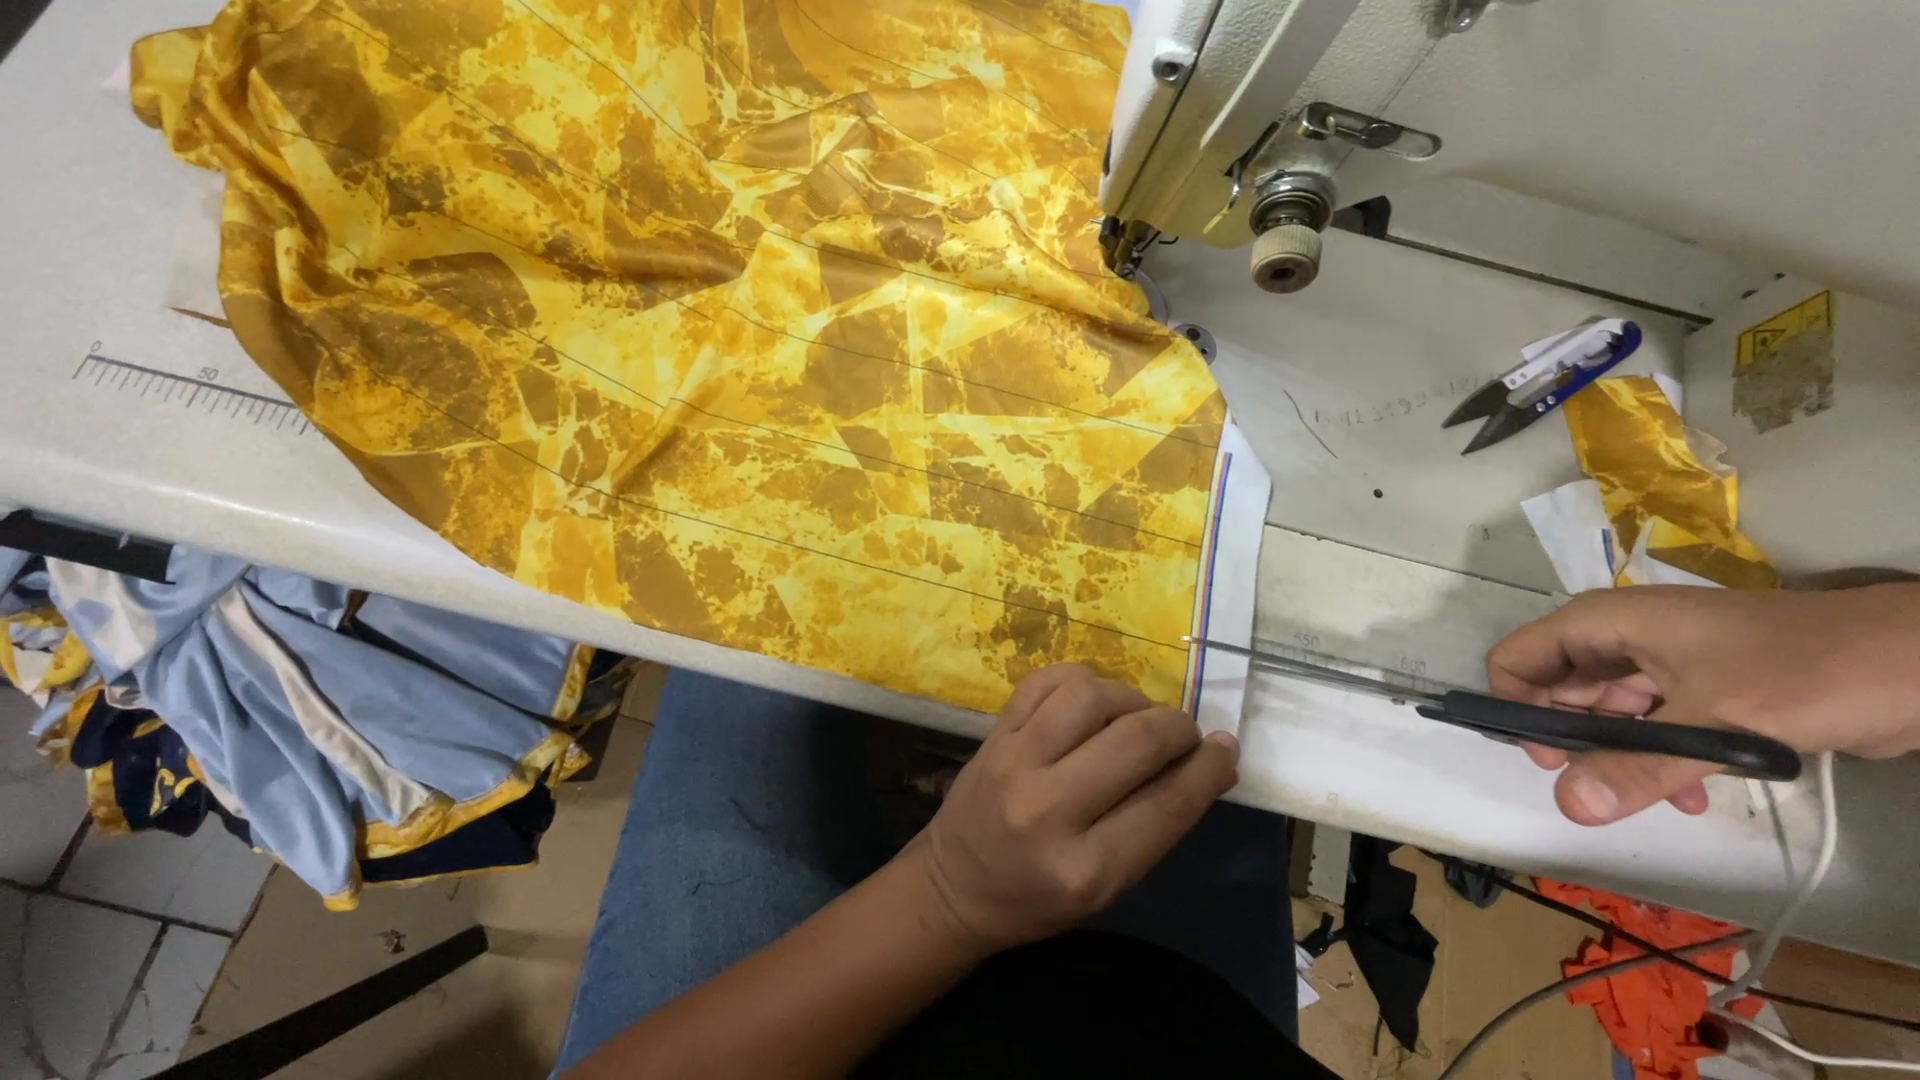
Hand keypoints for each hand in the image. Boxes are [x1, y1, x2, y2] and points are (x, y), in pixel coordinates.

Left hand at [903, 664, 1238, 952]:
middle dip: (1177, 728)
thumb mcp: (1107, 887)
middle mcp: (1046, 810)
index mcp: (1085, 870)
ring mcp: (1014, 764)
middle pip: (1135, 742)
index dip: (1208, 769)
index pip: (1166, 805)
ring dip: (1131, 699)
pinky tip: (1093, 702)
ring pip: (1091, 697)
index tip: (1226, 748)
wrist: (954, 887)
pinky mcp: (993, 735)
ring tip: (1136, 718)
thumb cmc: (1038, 900)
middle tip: (1184, 735)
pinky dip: (1083, 680)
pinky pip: (1046, 680)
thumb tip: (1213, 761)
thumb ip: (1158, 824)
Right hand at [1487, 584, 1919, 825]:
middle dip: (1572, 739)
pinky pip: (1649, 721)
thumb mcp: (1719, 724)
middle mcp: (1619, 636)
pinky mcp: (1698, 683)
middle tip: (1598, 784)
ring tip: (1653, 796)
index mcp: (1603, 622)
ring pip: (1604, 710)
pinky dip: (1655, 755)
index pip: (1518, 658)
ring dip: (1618, 755)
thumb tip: (1568, 807)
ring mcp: (1659, 659)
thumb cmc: (1809, 672)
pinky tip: (1684, 792)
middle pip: (1556, 687)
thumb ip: (1638, 767)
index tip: (1546, 757)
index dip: (1516, 706)